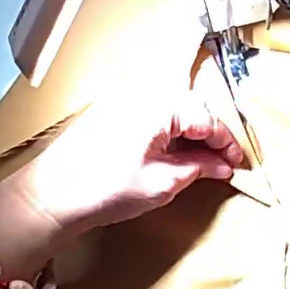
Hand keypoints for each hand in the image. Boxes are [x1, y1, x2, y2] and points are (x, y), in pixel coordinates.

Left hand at [0, 97, 246, 267]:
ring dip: (189, 133)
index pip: (207, 117)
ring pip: (172, 109)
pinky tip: (173, 153)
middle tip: (222, 164)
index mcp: (159, 105)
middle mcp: (142, 93)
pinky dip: (168, 132)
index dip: (227, 142)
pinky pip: (152, 114)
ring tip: (200, 162)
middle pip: (191, 106)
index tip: (238, 164)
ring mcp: (123, 99)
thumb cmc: (106, 189)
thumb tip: (222, 166)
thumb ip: (198, 168)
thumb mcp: (162, 182)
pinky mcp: (110, 111)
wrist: (50, 195)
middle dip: (210, 135)